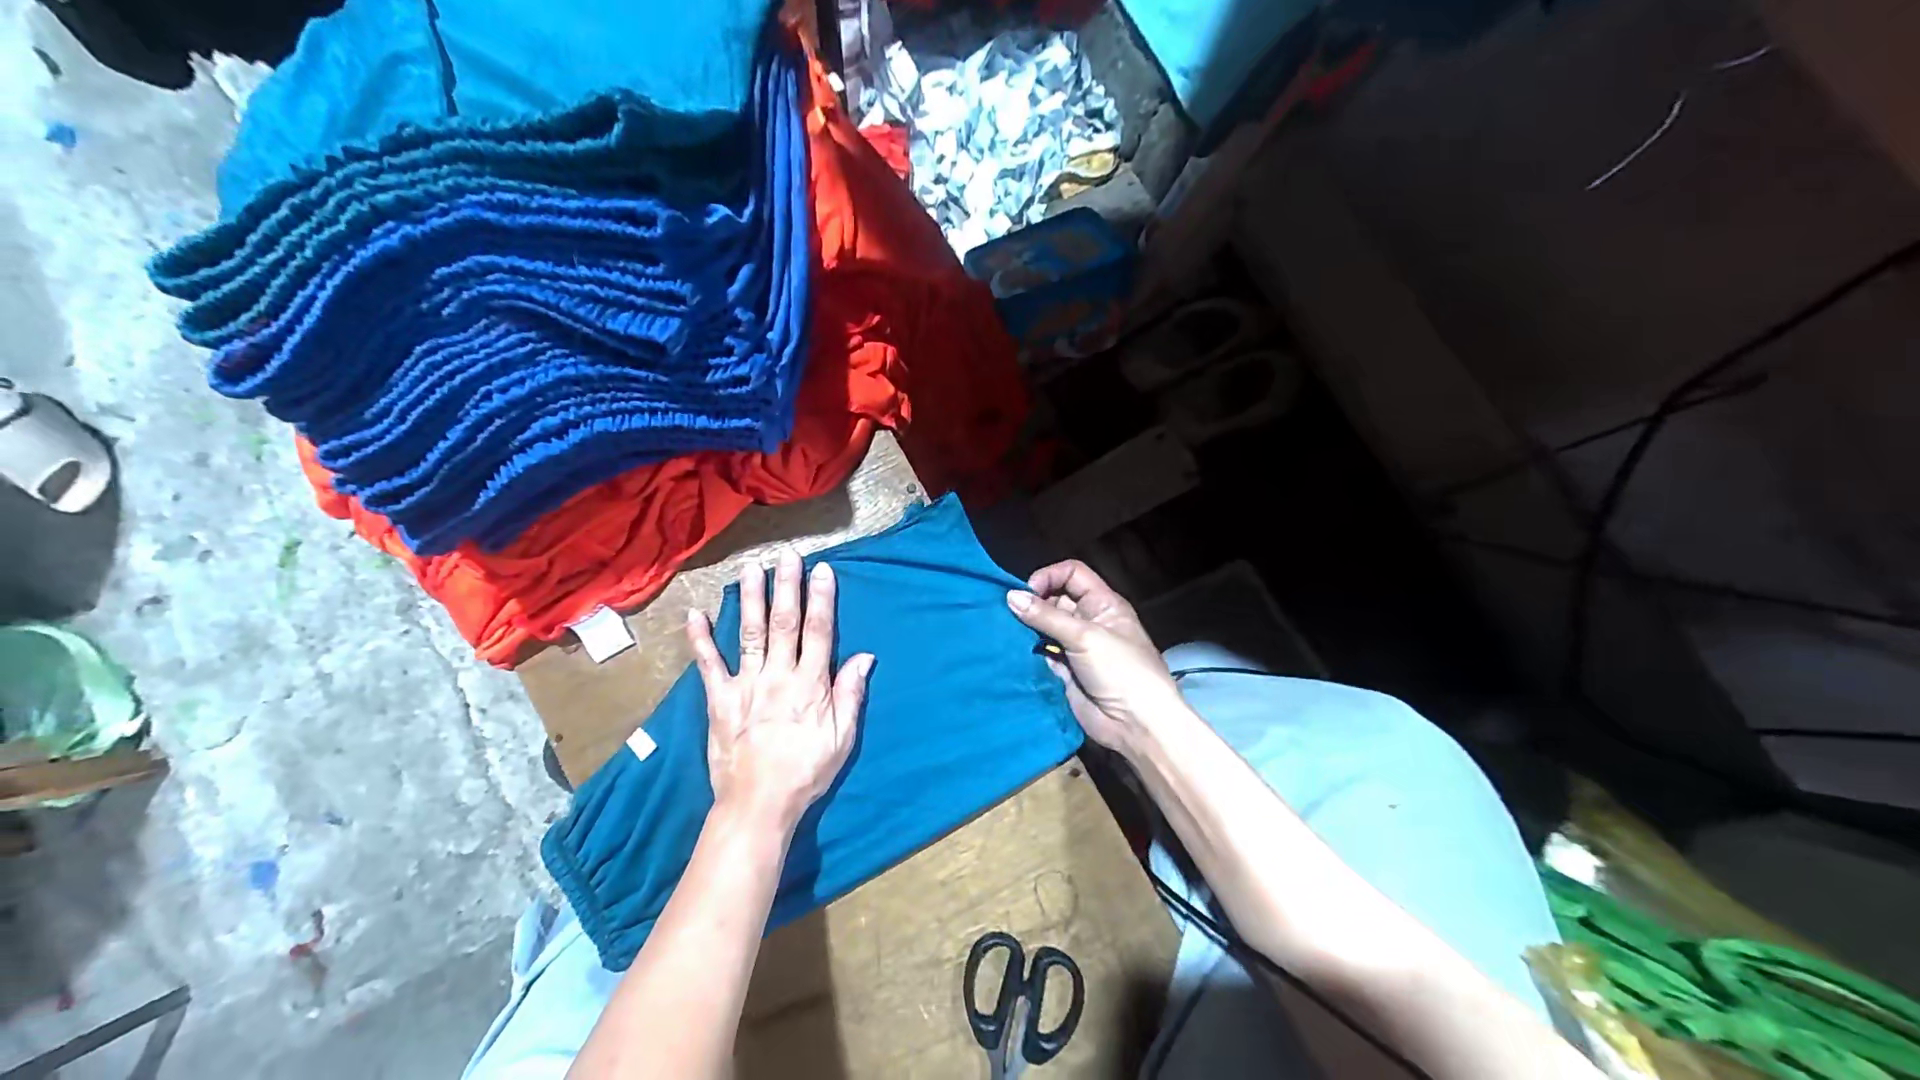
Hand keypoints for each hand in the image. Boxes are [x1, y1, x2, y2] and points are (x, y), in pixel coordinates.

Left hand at [687, 550, 872, 833]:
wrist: (759, 804)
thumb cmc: (807, 771)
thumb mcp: (842, 737)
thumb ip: (851, 694)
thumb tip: (865, 656)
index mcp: (811, 684)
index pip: (819, 632)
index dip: (821, 598)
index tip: (822, 570)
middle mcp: (778, 676)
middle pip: (784, 623)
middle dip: (787, 586)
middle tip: (787, 555)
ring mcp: (746, 686)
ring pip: (749, 633)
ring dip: (749, 599)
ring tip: (750, 569)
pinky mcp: (719, 700)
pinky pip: (708, 665)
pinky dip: (700, 640)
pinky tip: (695, 614)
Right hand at [1006, 560, 1183, 755]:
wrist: (1136, 725)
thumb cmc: (1120, 670)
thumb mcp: (1085, 637)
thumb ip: (1046, 616)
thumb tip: (1010, 596)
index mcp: (1103, 604)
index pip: (1072, 574)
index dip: (1049, 577)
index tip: (1027, 592)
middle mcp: (1090, 620)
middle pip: (1056, 599)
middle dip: (1034, 603)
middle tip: (1011, 614)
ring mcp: (1077, 647)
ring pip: (1046, 627)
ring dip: (1028, 628)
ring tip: (1007, 632)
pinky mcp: (1066, 670)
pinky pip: (1043, 653)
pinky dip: (1030, 651)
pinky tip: (1014, 652)